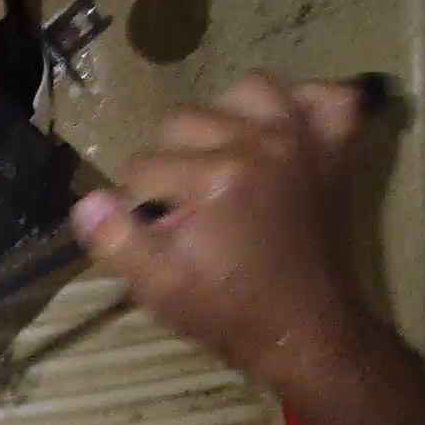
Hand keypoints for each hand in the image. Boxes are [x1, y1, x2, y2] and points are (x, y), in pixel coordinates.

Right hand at [68, 72, 378, 385]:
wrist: (306, 333)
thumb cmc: (226, 311)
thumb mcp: (156, 285)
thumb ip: (114, 239)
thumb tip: (86, 199)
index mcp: (214, 177)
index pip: (141, 166)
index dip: (130, 200)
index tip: (145, 231)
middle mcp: (261, 143)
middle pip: (183, 120)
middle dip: (166, 159)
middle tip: (174, 203)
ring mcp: (306, 142)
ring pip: (249, 91)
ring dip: (224, 118)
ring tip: (215, 157)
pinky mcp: (338, 152)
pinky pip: (327, 97)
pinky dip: (300, 107)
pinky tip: (278, 134)